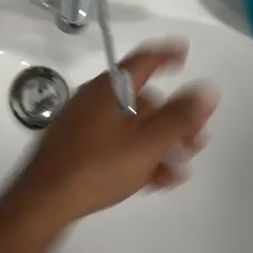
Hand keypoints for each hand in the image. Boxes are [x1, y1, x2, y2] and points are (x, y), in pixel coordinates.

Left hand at [0, 41, 217, 242]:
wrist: (46, 198)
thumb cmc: (99, 166)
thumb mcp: (148, 144)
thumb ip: (180, 117)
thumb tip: (206, 89)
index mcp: (111, 89)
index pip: (144, 61)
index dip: (167, 55)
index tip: (185, 55)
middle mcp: (95, 97)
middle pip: (142, 99)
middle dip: (172, 121)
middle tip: (196, 143)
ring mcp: (83, 120)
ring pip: (130, 125)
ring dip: (157, 145)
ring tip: (174, 174)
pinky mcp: (75, 143)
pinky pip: (114, 141)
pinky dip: (135, 154)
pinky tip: (148, 180)